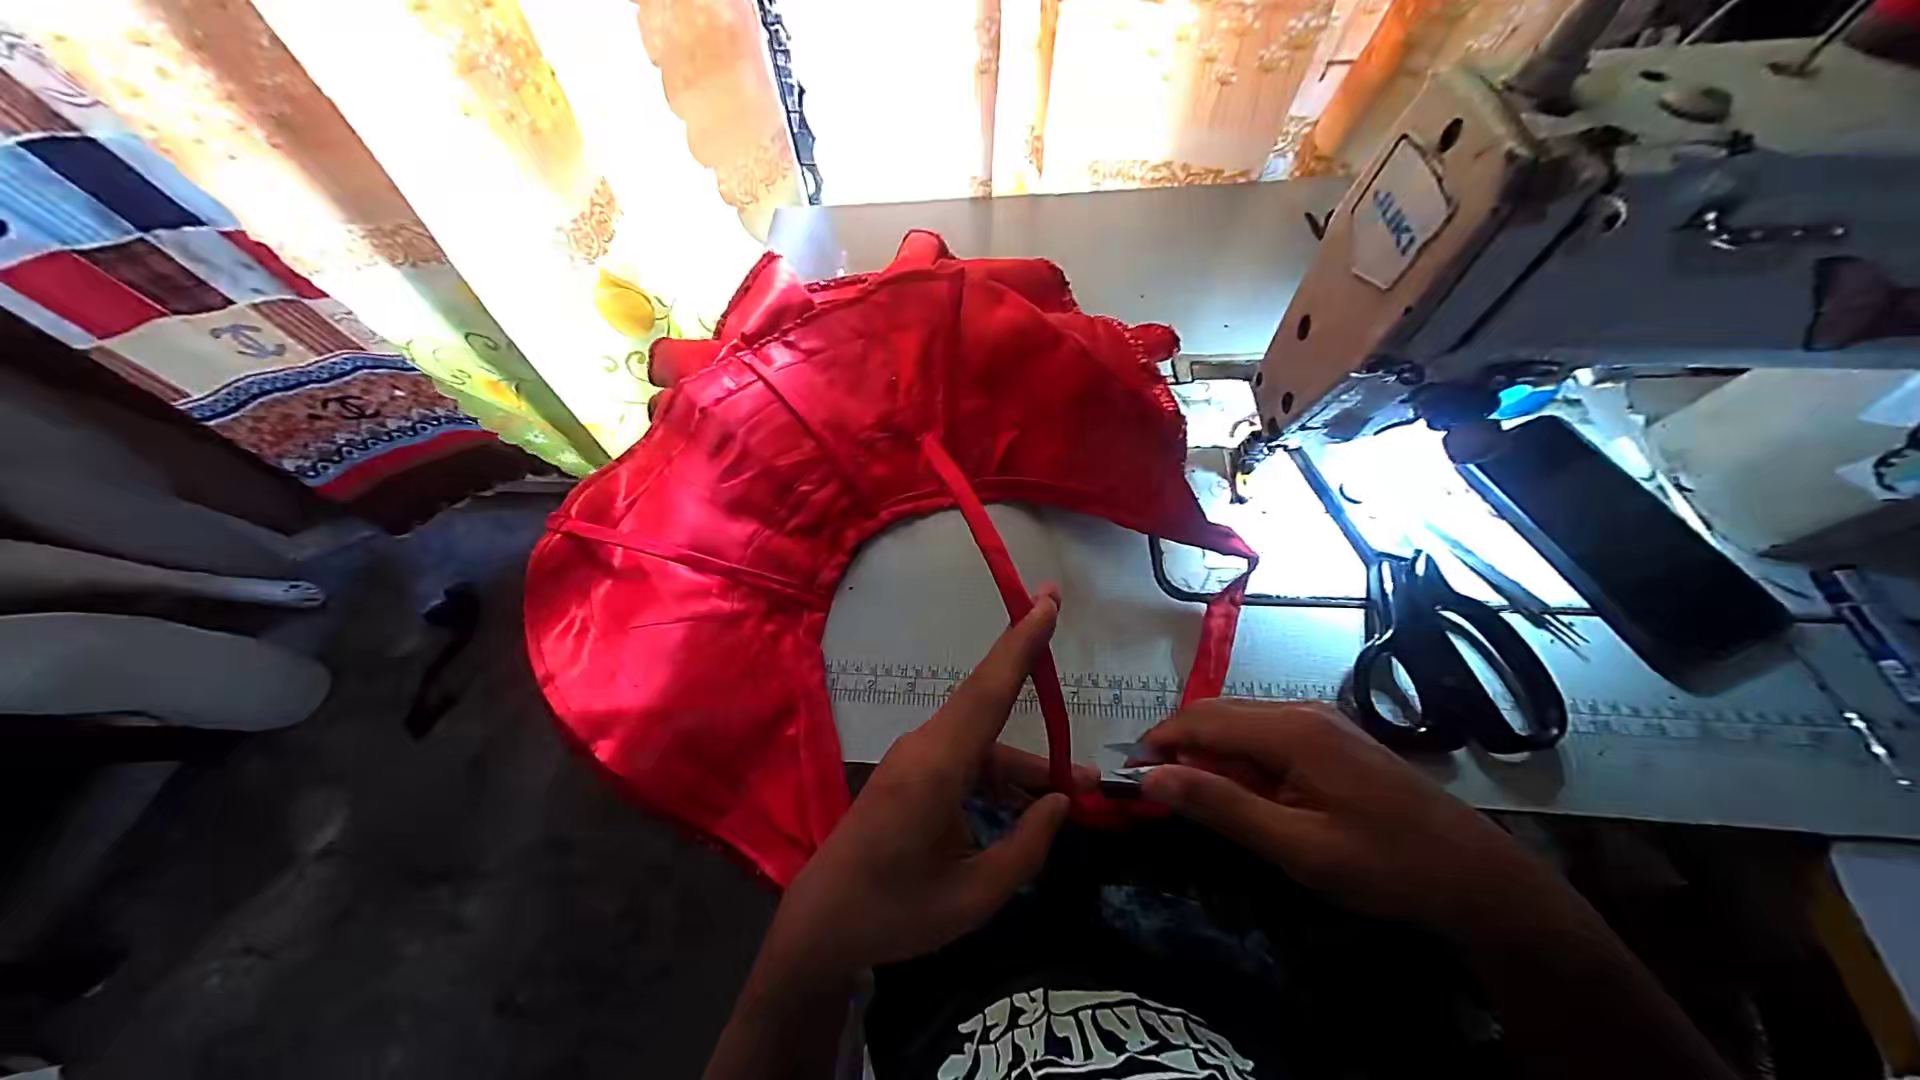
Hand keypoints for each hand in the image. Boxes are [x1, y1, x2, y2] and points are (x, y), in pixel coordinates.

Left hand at [762, 589, 1088, 977]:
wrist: (822, 922)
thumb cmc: (895, 913)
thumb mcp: (973, 896)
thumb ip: (1026, 847)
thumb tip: (1060, 802)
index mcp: (936, 769)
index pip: (988, 692)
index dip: (1021, 644)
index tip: (1045, 601)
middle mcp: (923, 748)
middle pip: (988, 705)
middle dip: (1027, 664)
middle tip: (1058, 619)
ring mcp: (913, 757)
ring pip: (981, 741)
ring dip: (1023, 763)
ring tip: (1072, 790)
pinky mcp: (910, 772)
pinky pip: (964, 759)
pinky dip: (997, 776)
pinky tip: (1024, 807)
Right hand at [1137, 698, 1562, 939]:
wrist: (1479, 879)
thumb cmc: (1385, 866)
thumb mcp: (1296, 846)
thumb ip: (1220, 805)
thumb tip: (1151, 777)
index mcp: (1291, 730)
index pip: (1200, 720)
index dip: (1158, 743)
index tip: (1131, 777)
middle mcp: (1301, 711)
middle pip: (1217, 715)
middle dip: (1181, 748)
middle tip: (1163, 795)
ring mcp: (1320, 720)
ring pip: (1240, 723)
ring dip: (1210, 754)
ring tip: (1205, 801)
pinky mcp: (1332, 737)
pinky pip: (1266, 734)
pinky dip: (1241, 758)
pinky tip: (1250, 794)